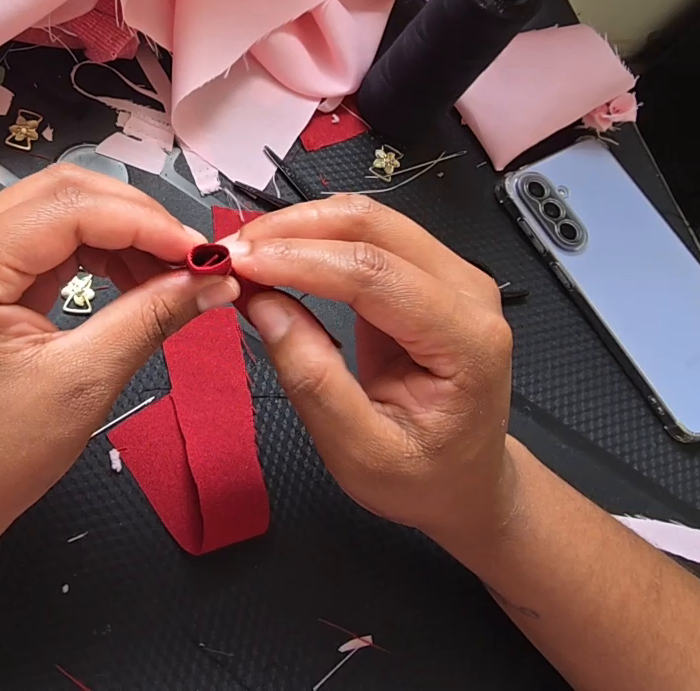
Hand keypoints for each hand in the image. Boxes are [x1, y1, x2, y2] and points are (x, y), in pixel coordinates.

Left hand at [0, 165, 239, 560]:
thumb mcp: (82, 383)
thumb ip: (149, 318)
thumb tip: (215, 281)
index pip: (69, 207)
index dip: (144, 222)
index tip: (201, 254)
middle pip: (64, 193)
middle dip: (136, 218)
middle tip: (192, 258)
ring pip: (62, 210)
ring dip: (123, 232)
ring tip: (172, 272)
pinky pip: (53, 241)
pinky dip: (102, 251)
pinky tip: (138, 276)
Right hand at [223, 195, 516, 546]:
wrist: (468, 481)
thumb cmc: (422, 478)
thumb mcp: (358, 451)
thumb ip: (312, 378)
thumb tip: (260, 303)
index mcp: (466, 339)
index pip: (374, 273)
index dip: (300, 260)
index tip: (237, 262)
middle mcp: (467, 289)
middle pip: (372, 226)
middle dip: (293, 229)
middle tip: (231, 251)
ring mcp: (450, 273)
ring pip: (366, 218)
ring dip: (298, 227)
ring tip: (245, 252)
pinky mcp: (425, 270)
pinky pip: (364, 235)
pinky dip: (312, 237)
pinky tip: (275, 255)